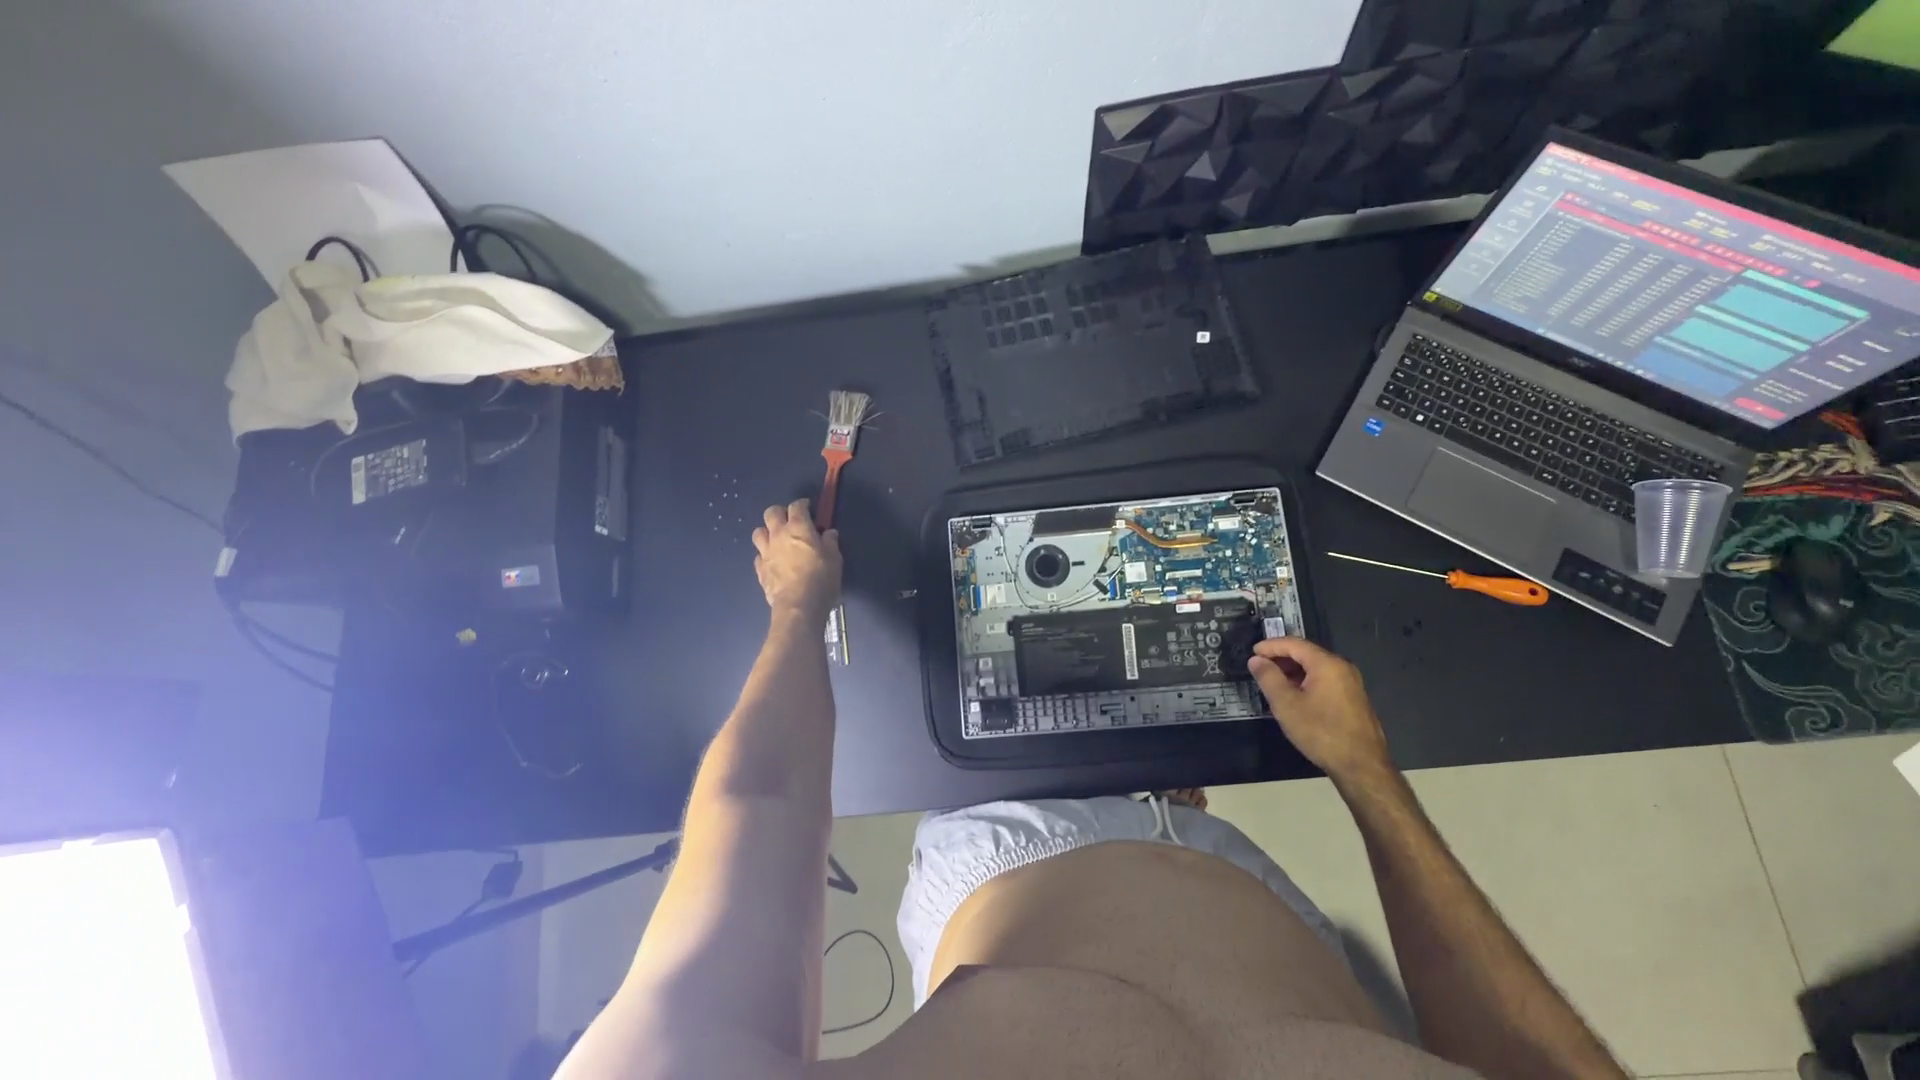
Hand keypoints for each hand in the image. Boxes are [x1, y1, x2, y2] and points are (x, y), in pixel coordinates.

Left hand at [752, 499, 841, 623]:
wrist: (798, 605)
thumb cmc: (821, 579)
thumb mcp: (835, 559)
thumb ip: (830, 542)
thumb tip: (829, 533)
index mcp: (799, 528)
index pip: (797, 506)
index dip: (802, 504)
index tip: (808, 508)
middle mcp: (778, 535)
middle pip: (771, 513)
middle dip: (780, 512)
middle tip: (790, 520)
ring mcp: (766, 552)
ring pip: (758, 532)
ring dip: (767, 532)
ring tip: (777, 540)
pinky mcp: (760, 569)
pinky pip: (758, 555)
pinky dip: (765, 555)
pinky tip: (773, 561)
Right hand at [1248, 637, 1393, 783]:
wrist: (1361, 765)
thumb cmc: (1320, 732)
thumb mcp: (1286, 704)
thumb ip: (1269, 678)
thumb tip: (1256, 660)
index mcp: (1327, 664)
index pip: (1294, 644)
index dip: (1271, 645)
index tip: (1252, 653)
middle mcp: (1343, 668)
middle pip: (1307, 653)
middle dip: (1282, 658)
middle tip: (1260, 668)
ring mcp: (1351, 684)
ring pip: (1317, 668)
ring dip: (1293, 671)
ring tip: (1273, 683)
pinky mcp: (1354, 699)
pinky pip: (1326, 681)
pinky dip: (1307, 682)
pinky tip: (1296, 697)